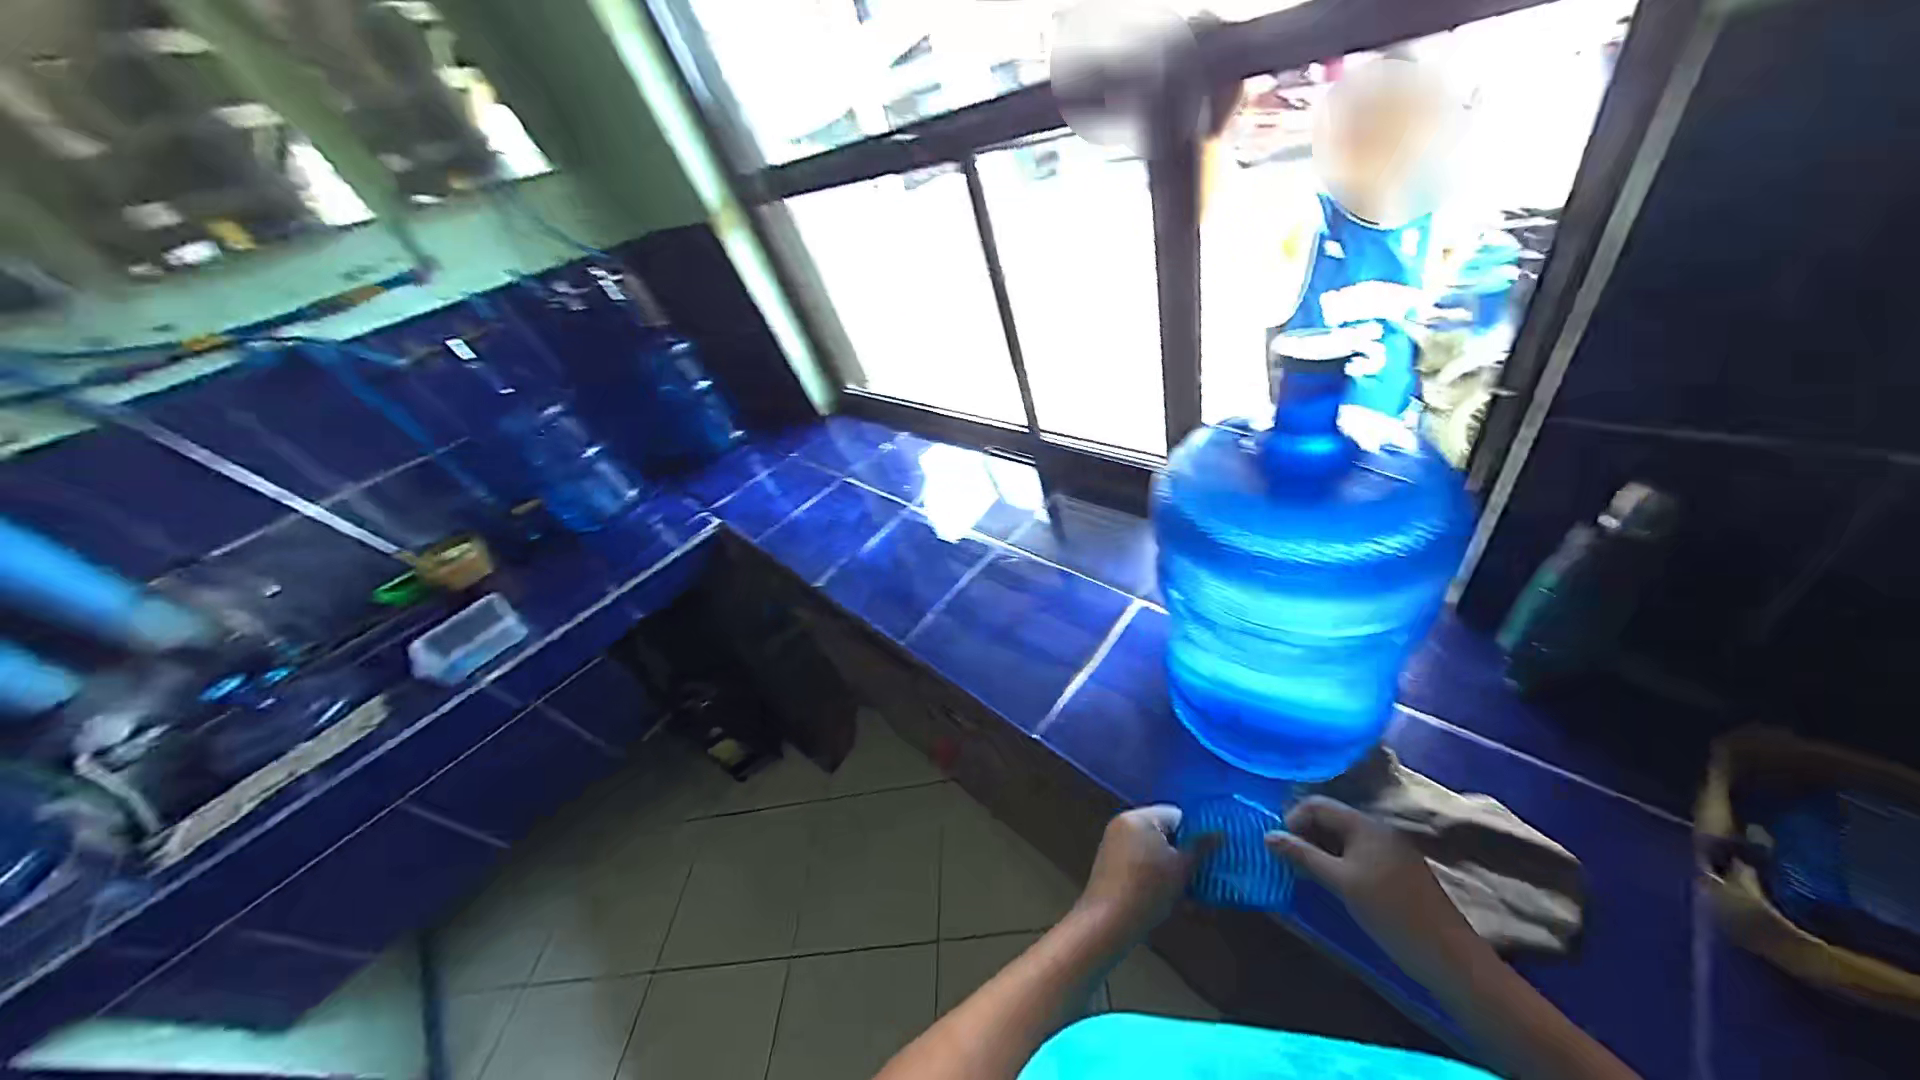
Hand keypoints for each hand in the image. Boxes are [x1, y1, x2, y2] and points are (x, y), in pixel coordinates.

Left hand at [1073, 805, 1200, 941]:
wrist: (1108, 922)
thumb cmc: (1148, 888)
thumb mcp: (1181, 868)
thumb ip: (1201, 847)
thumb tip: (1221, 832)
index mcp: (1137, 818)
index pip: (1175, 814)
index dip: (1197, 832)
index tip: (1213, 853)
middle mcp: (1123, 826)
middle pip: (1164, 835)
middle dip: (1187, 855)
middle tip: (1208, 874)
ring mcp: (1116, 847)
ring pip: (1155, 854)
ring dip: (1176, 872)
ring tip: (1199, 895)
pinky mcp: (1113, 869)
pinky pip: (1143, 867)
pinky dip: (1160, 880)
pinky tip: (1181, 904)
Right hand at [1266, 796, 1477, 980]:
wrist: (1450, 957)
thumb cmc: (1391, 913)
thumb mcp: (1340, 883)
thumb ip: (1302, 855)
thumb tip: (1267, 836)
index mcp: (1365, 825)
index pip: (1317, 805)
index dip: (1292, 820)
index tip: (1279, 847)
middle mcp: (1378, 830)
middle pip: (1330, 819)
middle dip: (1304, 834)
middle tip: (1288, 861)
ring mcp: (1390, 850)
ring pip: (1343, 838)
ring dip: (1319, 850)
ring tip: (1305, 873)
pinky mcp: (1397, 871)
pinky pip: (1357, 854)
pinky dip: (1337, 862)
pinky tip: (1332, 884)